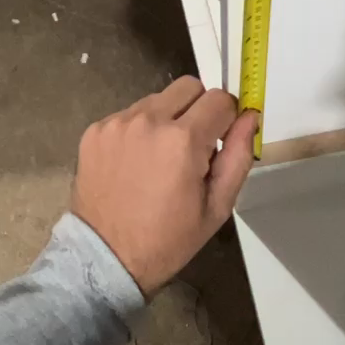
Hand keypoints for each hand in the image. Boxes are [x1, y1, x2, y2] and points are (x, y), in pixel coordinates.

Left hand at [70, 77, 260, 293]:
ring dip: (166, 118)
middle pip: (188, 86)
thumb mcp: (216, 207)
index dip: (226, 117)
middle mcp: (148, 119)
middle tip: (192, 146)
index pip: (219, 99)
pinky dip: (138, 130)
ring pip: (157, 98)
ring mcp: (117, 121)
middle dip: (199, 109)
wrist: (106, 259)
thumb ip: (238, 155)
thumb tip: (250, 115)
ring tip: (159, 158)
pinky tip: (134, 162)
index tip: (220, 139)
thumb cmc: (168, 239)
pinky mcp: (95, 129)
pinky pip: (128, 114)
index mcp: (182, 140)